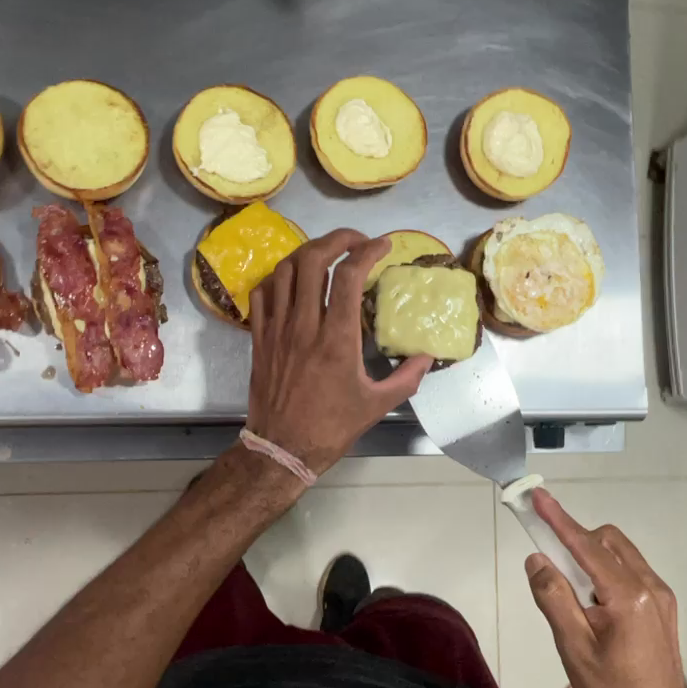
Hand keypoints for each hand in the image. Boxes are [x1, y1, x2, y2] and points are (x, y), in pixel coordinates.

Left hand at [246, 230, 431, 474]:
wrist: (282, 448)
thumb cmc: (331, 427)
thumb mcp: (377, 404)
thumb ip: (406, 377)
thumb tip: (427, 356)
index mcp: (337, 339)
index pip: (349, 276)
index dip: (367, 250)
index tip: (383, 245)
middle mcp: (304, 326)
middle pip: (313, 260)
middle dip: (337, 239)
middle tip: (355, 241)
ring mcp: (277, 329)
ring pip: (285, 270)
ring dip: (308, 252)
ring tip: (327, 253)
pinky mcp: (259, 337)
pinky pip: (262, 293)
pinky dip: (279, 277)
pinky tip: (294, 280)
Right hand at [525, 489, 686, 687]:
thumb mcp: (572, 647)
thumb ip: (553, 597)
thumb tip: (537, 559)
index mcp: (628, 594)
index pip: (586, 545)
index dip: (559, 519)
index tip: (538, 495)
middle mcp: (651, 587)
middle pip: (609, 541)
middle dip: (577, 538)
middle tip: (550, 560)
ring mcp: (662, 598)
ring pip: (622, 556)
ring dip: (592, 557)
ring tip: (569, 590)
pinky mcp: (664, 611)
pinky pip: (631, 574)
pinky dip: (606, 574)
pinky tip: (592, 605)